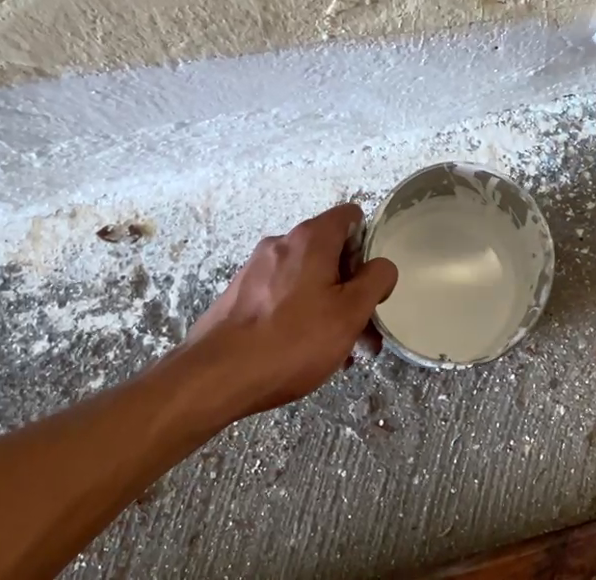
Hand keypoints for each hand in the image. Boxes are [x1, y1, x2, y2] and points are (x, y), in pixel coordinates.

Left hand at [185, 203, 398, 414]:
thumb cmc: (291, 341)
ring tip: (340, 352)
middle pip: (330, 252)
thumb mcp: (350, 313)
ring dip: (328, 306)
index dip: (369, 244)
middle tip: (364, 328)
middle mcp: (281, 244)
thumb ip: (376, 280)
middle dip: (351, 286)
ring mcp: (256, 270)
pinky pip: (282, 296)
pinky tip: (304, 353)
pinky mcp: (238, 296)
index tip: (372, 280)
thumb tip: (381, 266)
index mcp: (311, 239)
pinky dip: (299, 315)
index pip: (351, 217)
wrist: (214, 379)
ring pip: (306, 279)